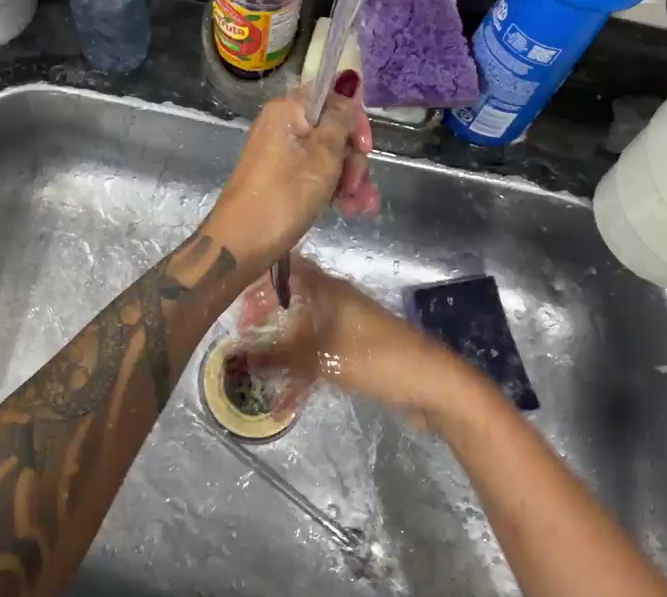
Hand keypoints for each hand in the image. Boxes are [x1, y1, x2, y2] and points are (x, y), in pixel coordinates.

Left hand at [208, 70, 378, 260]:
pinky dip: (334, 190)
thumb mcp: (323, 155)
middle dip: (352, 158)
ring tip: (359, 206)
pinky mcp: (282, 178)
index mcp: (288, 110)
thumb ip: (340, 119)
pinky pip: (315, 175)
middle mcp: (283, 126)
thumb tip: (349, 83)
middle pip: (332, 130)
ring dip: (349, 179)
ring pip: (328, 156)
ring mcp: (281, 153)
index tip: (365, 147)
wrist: (242, 242)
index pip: (330, 96)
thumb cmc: (286, 194)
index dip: (354, 120)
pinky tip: (351, 210)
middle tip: (356, 184)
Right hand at [247, 255, 474, 427]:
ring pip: (302, 329)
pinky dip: (299, 370)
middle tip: (239, 336)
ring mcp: (346, 326)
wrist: (433, 386)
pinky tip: (284, 399)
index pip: (285, 267)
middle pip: (290, 299)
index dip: (258, 278)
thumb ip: (276, 357)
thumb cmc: (376, 358)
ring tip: (254, 367)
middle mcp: (334, 300)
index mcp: (328, 289)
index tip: (233, 297)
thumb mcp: (320, 358)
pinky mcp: (354, 352)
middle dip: (264, 315)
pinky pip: (317, 354)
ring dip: (279, 346)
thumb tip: (234, 356)